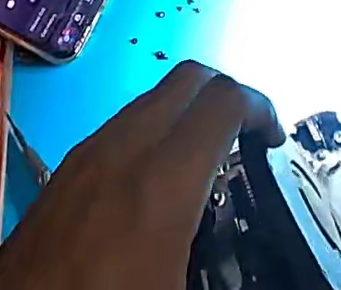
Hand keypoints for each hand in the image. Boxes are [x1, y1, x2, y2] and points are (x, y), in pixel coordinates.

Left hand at [0, 61, 283, 289]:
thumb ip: (220, 263)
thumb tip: (241, 256)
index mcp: (161, 183)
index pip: (221, 101)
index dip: (259, 107)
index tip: (274, 136)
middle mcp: (124, 148)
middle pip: (186, 78)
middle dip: (225, 93)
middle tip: (247, 136)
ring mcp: (90, 151)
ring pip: (151, 96)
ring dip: (186, 110)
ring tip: (206, 159)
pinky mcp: (67, 166)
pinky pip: (122, 123)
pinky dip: (153, 129)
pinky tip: (157, 180)